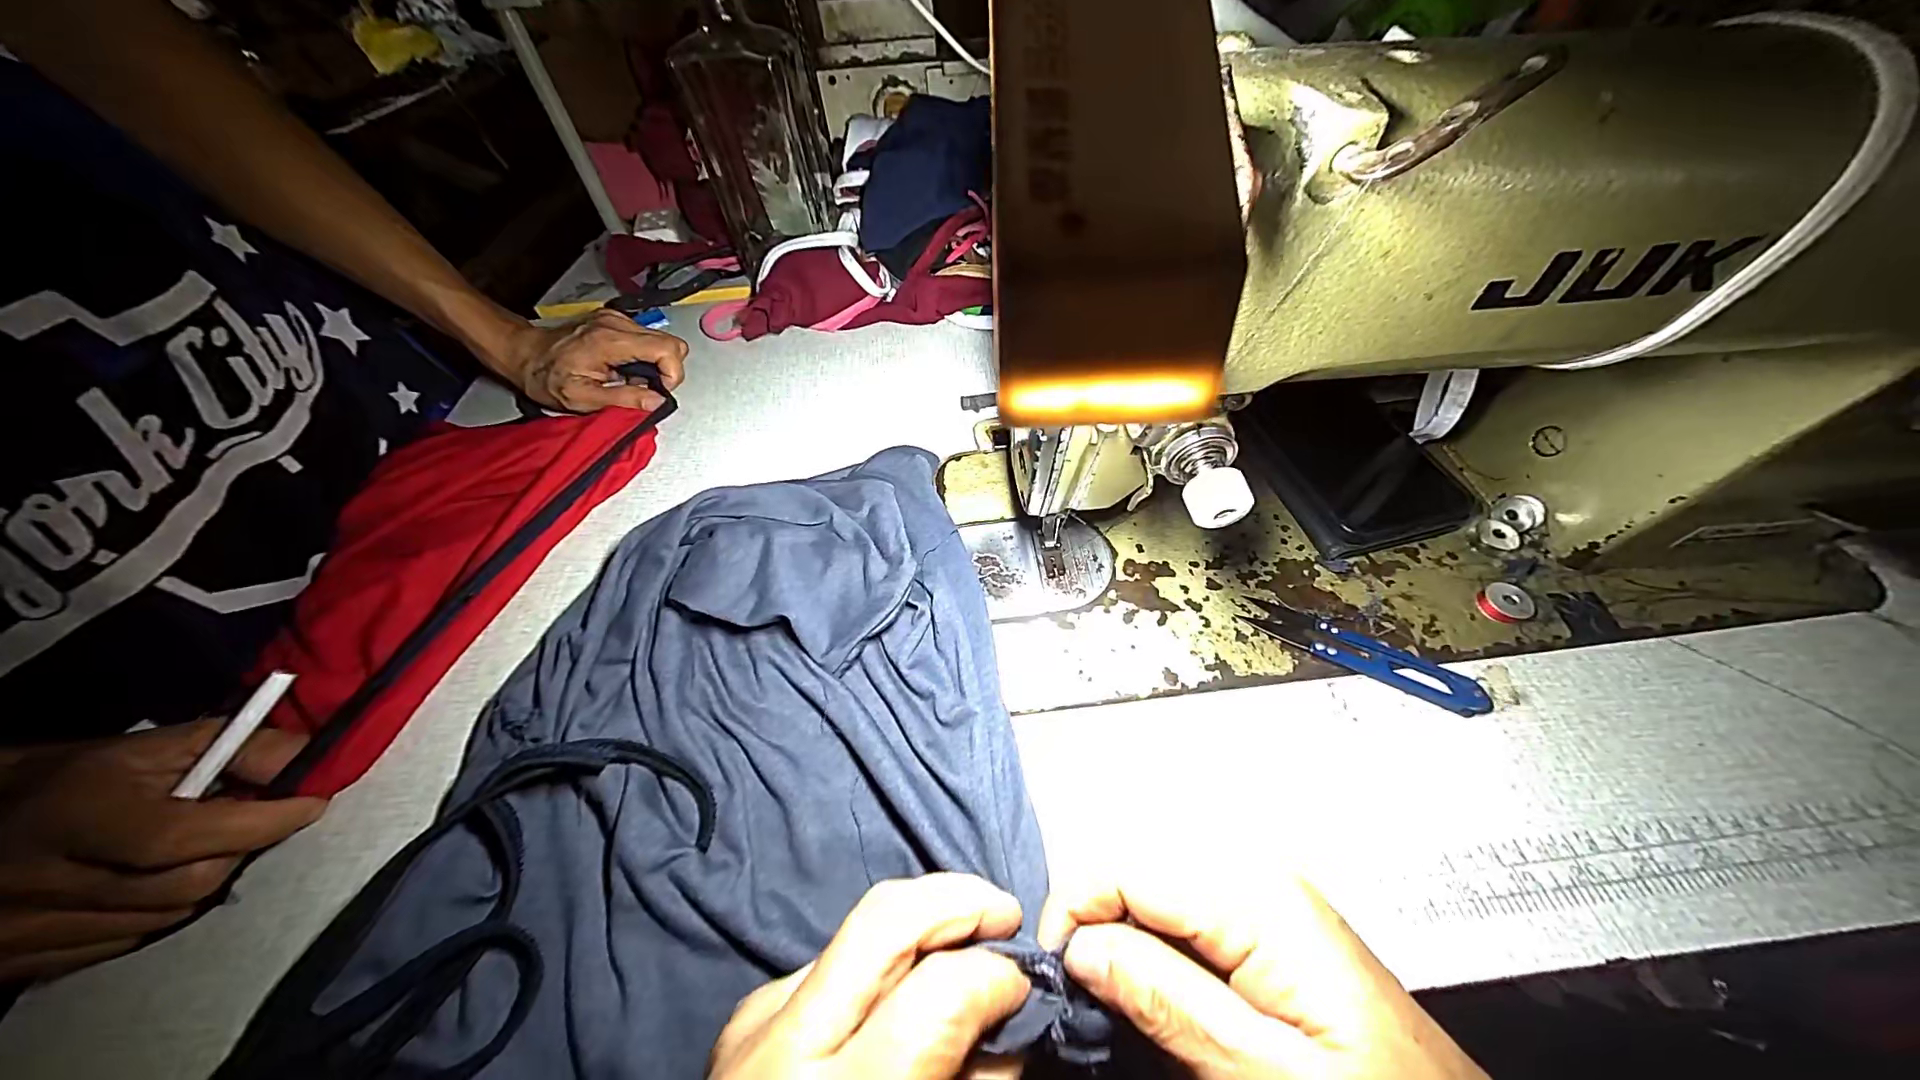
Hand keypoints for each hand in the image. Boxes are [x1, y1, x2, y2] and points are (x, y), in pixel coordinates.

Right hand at [0, 719, 326, 981]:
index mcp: (74, 820)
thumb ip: (239, 747)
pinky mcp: (12, 961)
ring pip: (163, 920)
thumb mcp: (154, 747)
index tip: (313, 803)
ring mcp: (18, 931)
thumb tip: (306, 757)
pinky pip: (123, 943)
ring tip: (199, 851)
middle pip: (186, 886)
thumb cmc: (74, 777)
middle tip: (252, 825)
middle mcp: (38, 884)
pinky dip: (159, 912)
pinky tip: (155, 881)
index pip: (183, 837)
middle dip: (239, 851)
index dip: (263, 821)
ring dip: (202, 883)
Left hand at [496, 310, 687, 412]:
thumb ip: (624, 400)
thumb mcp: (583, 399)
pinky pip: (648, 340)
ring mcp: (616, 319)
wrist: (524, 354)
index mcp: (610, 341)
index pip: (668, 349)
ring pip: (662, 342)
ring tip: (628, 379)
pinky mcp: (615, 321)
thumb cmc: (546, 376)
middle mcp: (616, 323)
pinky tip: (623, 368)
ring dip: (654, 366)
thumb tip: (658, 402)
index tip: (657, 390)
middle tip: (642, 387)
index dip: (672, 374)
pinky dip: (643, 358)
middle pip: (671, 344)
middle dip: (666, 371)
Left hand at [708, 874, 1032, 1079]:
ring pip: (856, 924)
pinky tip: (903, 977)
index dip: (993, 975)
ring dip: (922, 916)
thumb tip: (1009, 1011)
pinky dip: (880, 955)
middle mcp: (786, 1048)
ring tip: (967, 928)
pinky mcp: (747, 1015)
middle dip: (955, 898)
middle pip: (883, 919)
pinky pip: (831, 960)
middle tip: (1005, 912)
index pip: (935, 995)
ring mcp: (757, 1022)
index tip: (1022, 980)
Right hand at [1038, 873, 1486, 1079]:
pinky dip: (1152, 949)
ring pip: (1152, 891)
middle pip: (1136, 870)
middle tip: (1086, 997)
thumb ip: (1168, 1001)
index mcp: (1261, 900)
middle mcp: (1259, 880)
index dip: (1076, 912)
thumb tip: (1083, 947)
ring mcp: (1262, 900)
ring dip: (1120, 939)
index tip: (1056, 973)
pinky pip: (1181, 916)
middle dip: (1096, 924)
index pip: (1127, 867)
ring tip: (1118, 1002)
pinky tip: (1157, 995)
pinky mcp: (1263, 927)